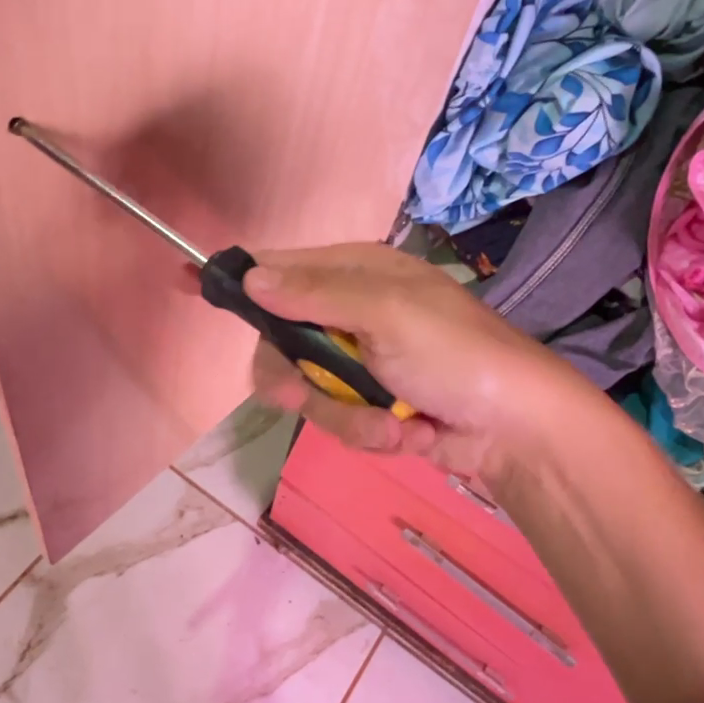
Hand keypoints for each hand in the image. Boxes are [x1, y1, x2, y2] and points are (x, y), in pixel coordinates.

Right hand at [243, 243, 592, 488]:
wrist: (517, 428)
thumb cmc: (456, 353)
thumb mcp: (387, 313)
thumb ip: (315, 295)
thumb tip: (251, 276)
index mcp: (356, 275)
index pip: (280, 269)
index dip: (237, 278)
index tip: (186, 282)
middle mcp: (350, 315)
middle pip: (278, 344)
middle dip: (295, 378)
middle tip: (300, 395)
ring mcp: (360, 365)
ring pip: (305, 393)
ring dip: (347, 417)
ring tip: (393, 422)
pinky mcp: (370, 408)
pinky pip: (338, 422)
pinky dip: (371, 433)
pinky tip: (409, 433)